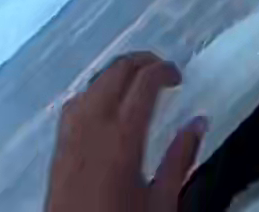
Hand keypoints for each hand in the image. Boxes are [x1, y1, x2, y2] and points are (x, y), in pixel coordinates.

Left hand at [45, 52, 206, 211]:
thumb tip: (199, 123)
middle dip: (142, 61)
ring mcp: (72, 131)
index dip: (164, 70)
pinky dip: (96, 89)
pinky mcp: (58, 144)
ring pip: (96, 79)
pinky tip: (106, 103)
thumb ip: (180, 160)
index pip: (144, 81)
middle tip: (162, 71)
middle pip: (117, 69)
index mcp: (122, 136)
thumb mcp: (161, 206)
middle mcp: (94, 123)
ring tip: (138, 83)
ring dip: (118, 72)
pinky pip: (78, 99)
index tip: (178, 75)